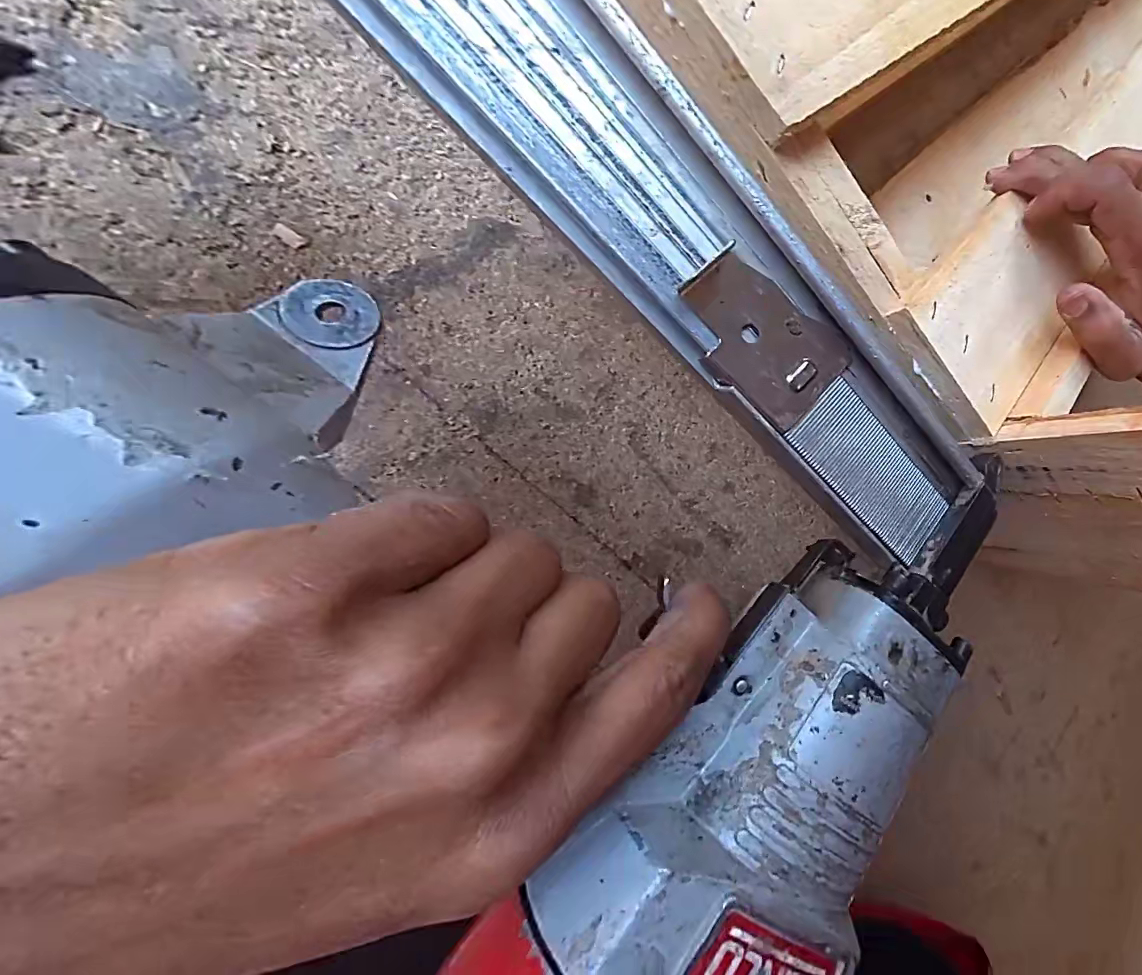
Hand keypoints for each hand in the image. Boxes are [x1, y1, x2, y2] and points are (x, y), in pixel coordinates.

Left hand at [0, 492, 727, 974]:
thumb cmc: (189, 877)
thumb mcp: (398, 864)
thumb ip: (523, 775)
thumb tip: (606, 676)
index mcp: (495, 825)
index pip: (656, 696)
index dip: (690, 635)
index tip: (699, 599)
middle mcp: (468, 745)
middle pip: (588, 602)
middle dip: (528, 612)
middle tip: (442, 648)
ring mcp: (388, 665)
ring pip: (517, 551)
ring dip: (462, 575)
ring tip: (369, 625)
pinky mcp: (298, 589)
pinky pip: (438, 517)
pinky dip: (405, 537)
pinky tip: (331, 587)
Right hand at [986, 145, 1141, 400]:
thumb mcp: (1123, 355)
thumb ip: (1100, 330)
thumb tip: (1070, 296)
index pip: (1103, 187)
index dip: (1058, 193)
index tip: (1028, 219)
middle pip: (1100, 167)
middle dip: (1044, 171)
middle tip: (1000, 181)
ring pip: (1110, 160)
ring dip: (1061, 163)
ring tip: (1017, 166)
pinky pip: (1120, 167)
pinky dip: (1083, 166)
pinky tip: (1054, 174)